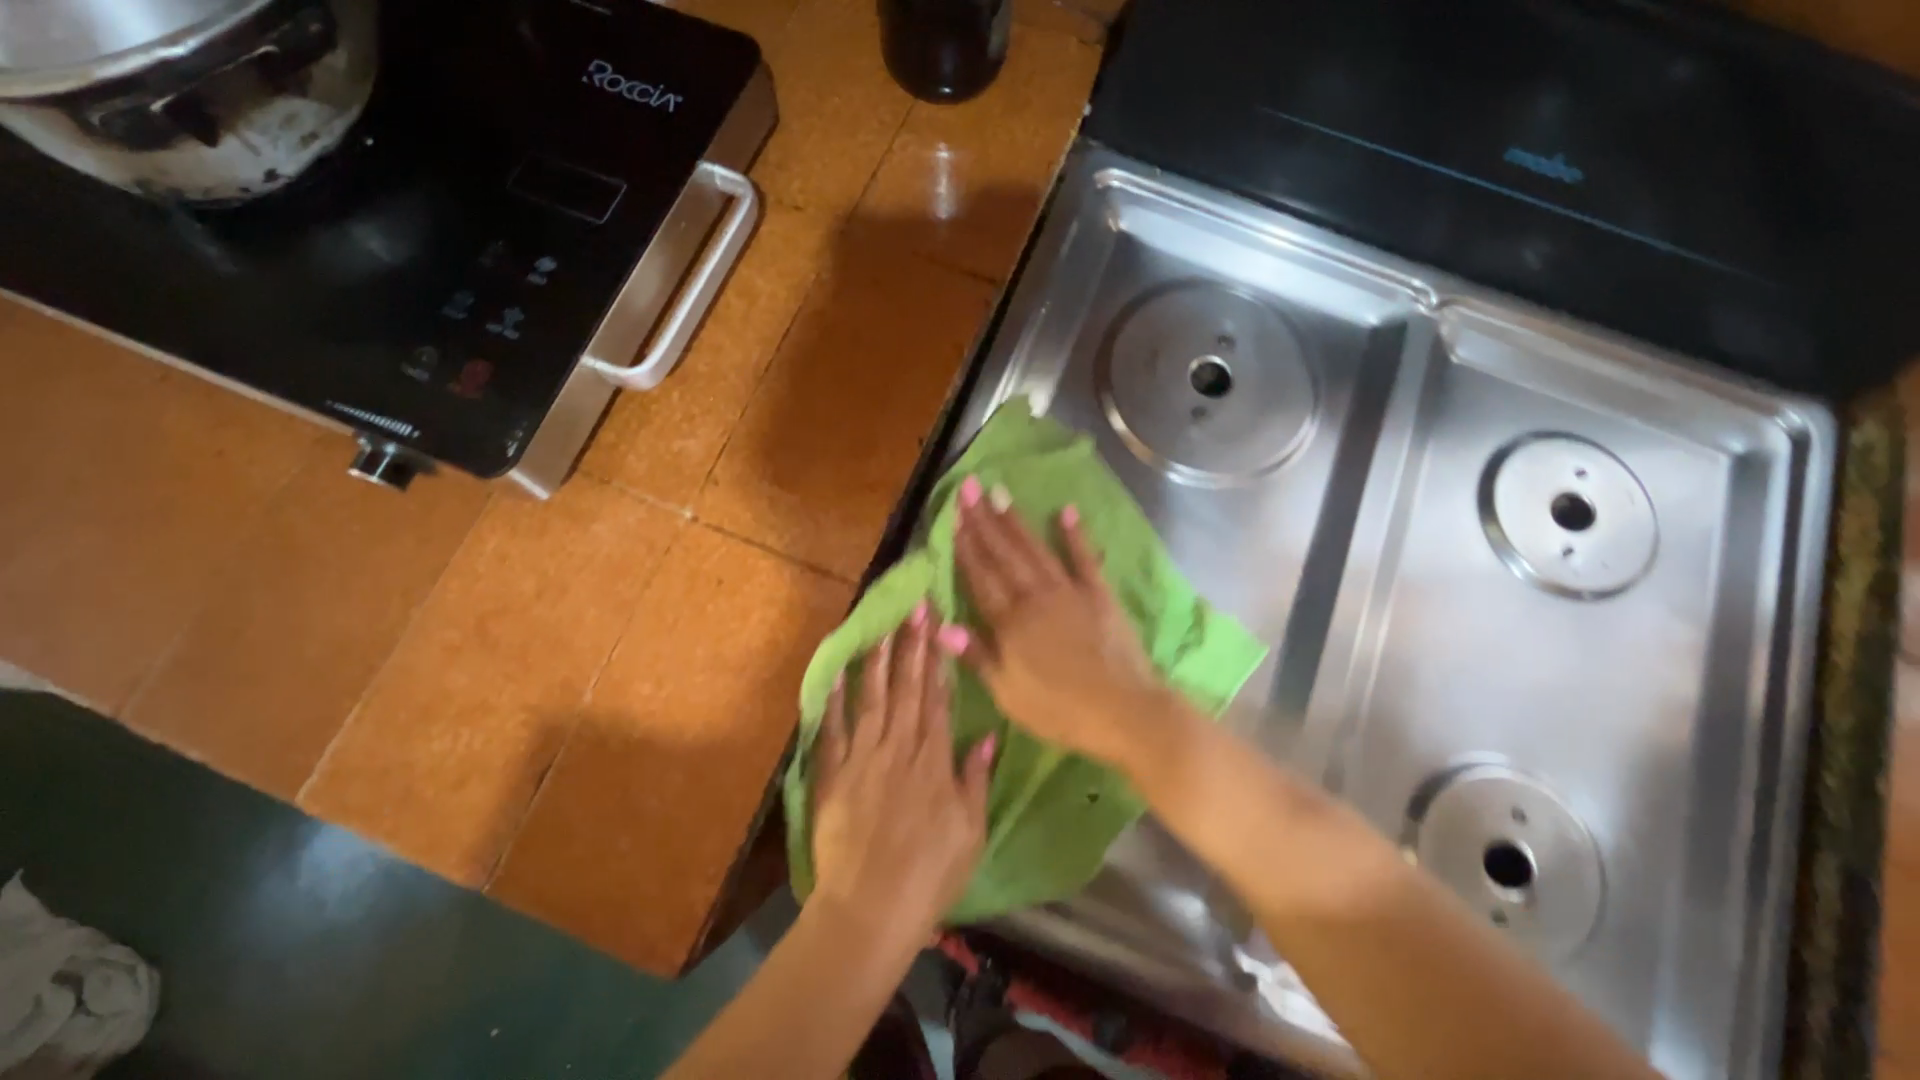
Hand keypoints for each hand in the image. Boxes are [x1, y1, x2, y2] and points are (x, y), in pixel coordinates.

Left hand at [810, 606, 995, 936]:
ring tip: (881, 625)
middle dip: (910, 644)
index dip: (937, 659)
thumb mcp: (971, 831)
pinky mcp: (832, 776)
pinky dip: (833, 699)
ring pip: (871, 698)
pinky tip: (836, 671)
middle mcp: (899, 749)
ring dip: (877, 659)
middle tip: (912, 606)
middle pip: (906, 688)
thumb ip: (975, 779)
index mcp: (934, 761)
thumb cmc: (930, 875)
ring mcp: (862, 759)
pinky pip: (833, 730)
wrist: (871, 907)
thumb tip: (984, 734)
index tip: (937, 624)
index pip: (937, 698)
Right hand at [943, 475, 1172, 768]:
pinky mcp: (1100, 594)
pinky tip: (1066, 511)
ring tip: (999, 492)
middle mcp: (1035, 598)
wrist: (1124, 711)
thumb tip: (941, 624)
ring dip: (1016, 521)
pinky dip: (1075, 535)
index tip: (952, 516)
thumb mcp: (1008, 694)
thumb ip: (977, 656)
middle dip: (983, 520)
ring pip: (1036, 550)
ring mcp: (1069, 592)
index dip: (964, 546)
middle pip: (1004, 554)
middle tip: (968, 487)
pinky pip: (1084, 558)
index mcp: (1009, 624)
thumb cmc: (1060, 711)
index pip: (980, 577)